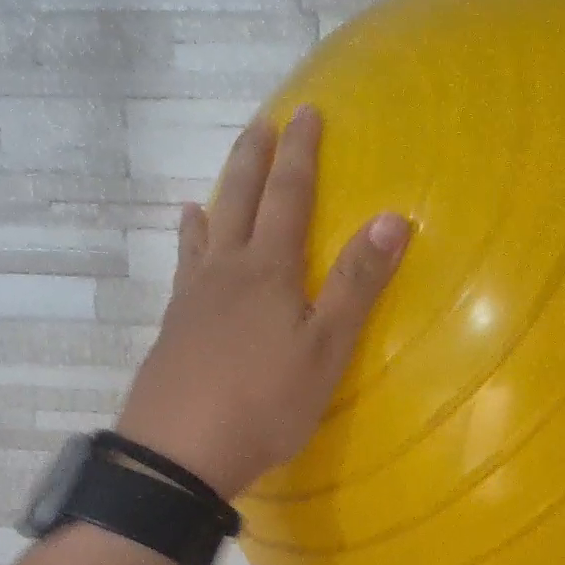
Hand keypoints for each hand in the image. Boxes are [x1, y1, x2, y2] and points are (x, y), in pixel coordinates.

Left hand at [115, 106, 410, 498]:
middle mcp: (226, 271)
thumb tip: (392, 218)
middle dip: (254, 159)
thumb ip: (356, 285)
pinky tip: (185, 242)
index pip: (288, 197)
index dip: (301, 154)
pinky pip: (182, 266)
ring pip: (205, 230)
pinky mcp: (173, 327)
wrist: (179, 452)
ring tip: (217, 178)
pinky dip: (187, 241)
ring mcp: (192, 297)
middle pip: (239, 200)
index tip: (307, 112)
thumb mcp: (325, 350)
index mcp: (269, 271)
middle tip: (262, 123)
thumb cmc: (263, 404)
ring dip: (217, 195)